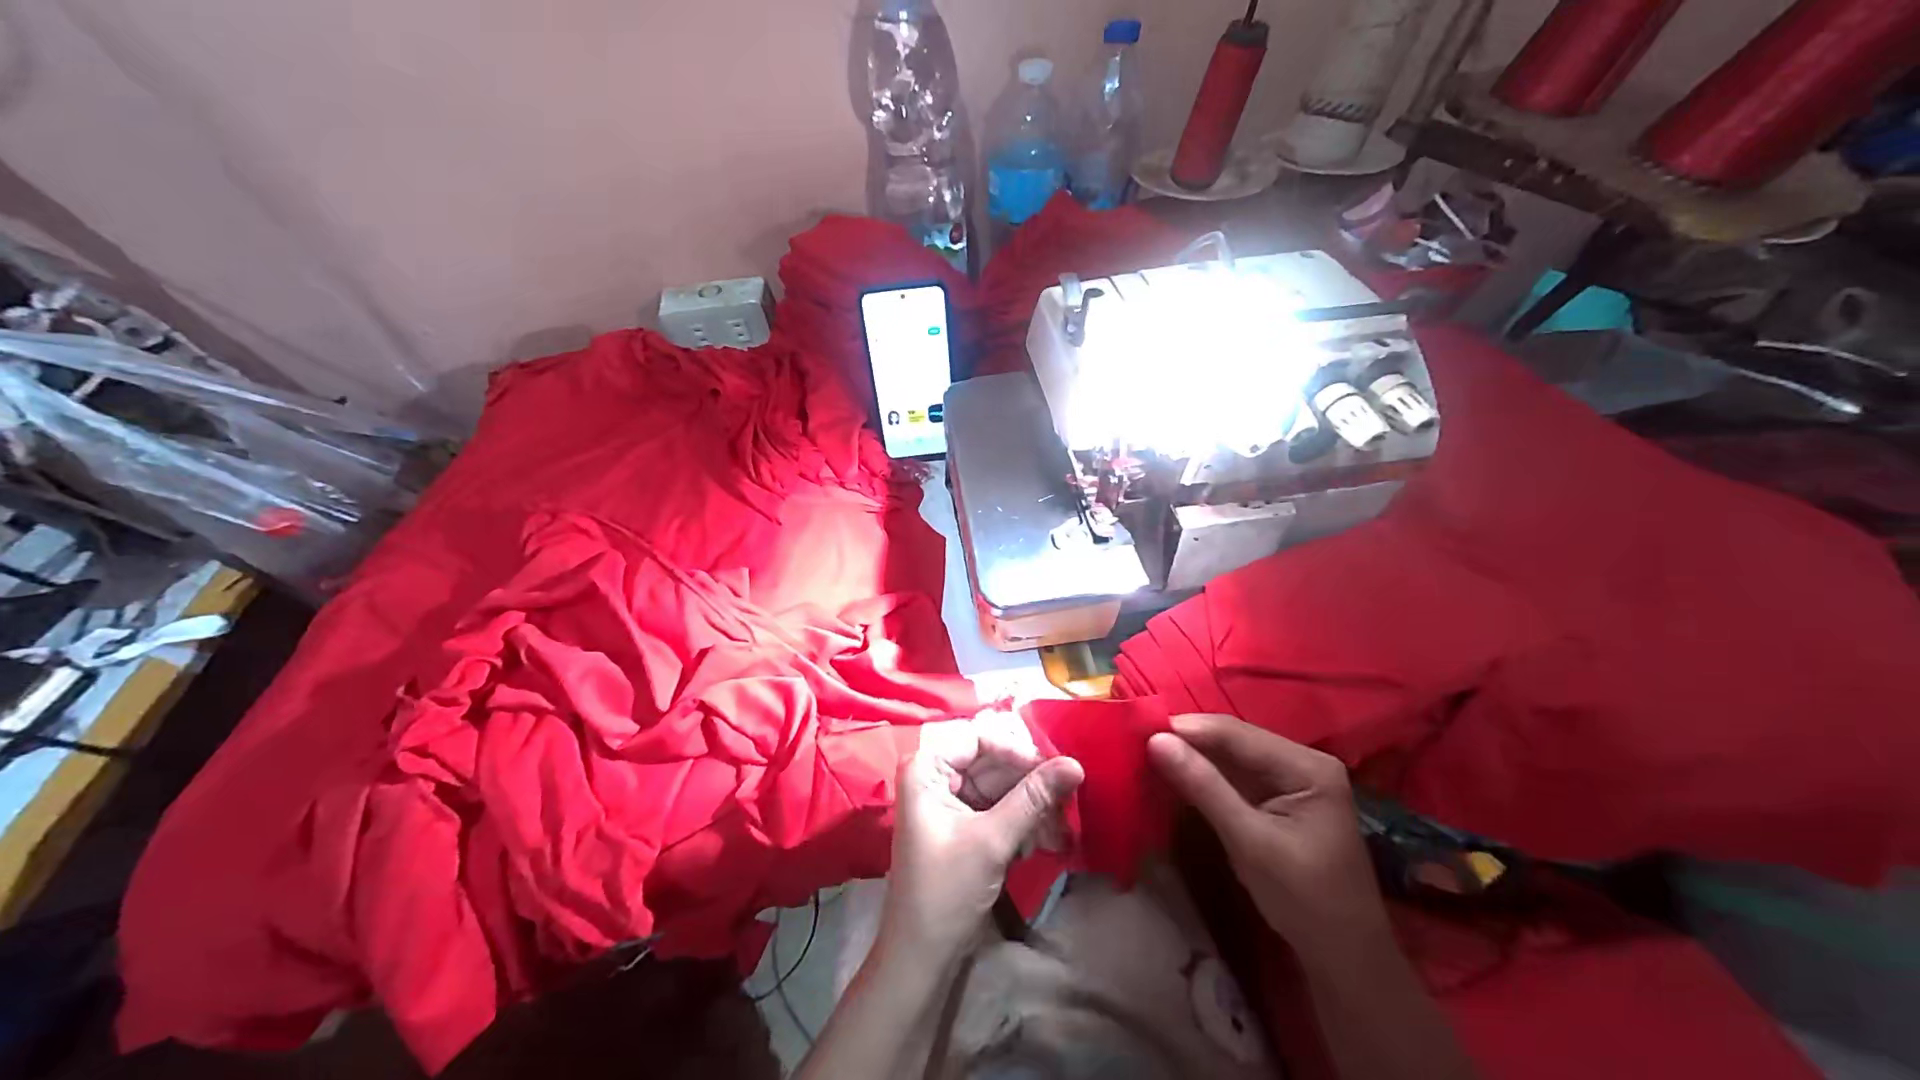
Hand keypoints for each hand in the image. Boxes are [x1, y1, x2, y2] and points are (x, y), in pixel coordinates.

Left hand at [882, 713, 1083, 962]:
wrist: (921, 955)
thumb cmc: (946, 891)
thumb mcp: (993, 841)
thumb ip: (1033, 798)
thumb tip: (1075, 764)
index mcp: (926, 769)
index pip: (977, 738)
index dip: (1015, 750)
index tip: (1051, 770)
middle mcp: (935, 777)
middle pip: (993, 762)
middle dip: (1030, 784)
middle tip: (1067, 802)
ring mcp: (950, 802)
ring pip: (1001, 787)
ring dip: (1032, 806)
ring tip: (1059, 831)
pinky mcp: (964, 826)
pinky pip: (999, 808)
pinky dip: (1022, 822)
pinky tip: (1043, 843)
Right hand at [1148, 713, 1389, 964]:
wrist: (1346, 957)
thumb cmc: (1306, 900)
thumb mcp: (1250, 842)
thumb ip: (1204, 787)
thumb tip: (1156, 740)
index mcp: (1307, 766)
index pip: (1236, 733)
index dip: (1186, 729)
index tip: (1137, 731)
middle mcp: (1302, 761)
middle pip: (1233, 740)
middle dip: (1186, 740)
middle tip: (1136, 742)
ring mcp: (1291, 778)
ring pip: (1230, 756)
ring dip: (1192, 756)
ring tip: (1146, 754)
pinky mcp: (1278, 797)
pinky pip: (1234, 775)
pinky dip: (1205, 776)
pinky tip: (1175, 774)